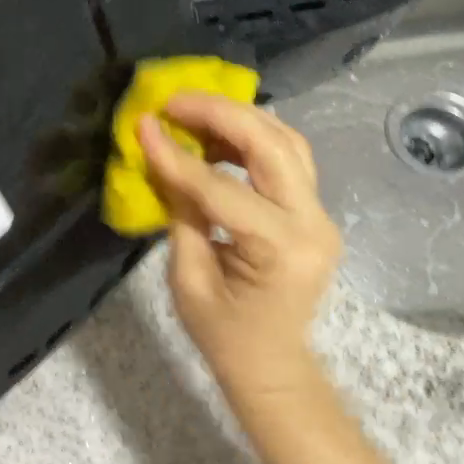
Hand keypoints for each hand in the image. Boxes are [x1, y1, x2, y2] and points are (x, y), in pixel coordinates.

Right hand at [137, 95, 340, 393]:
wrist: (272, 363)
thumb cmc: (223, 334)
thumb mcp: (187, 279)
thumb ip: (180, 212)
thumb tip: (161, 156)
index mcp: (280, 249)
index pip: (222, 188)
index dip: (177, 156)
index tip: (144, 124)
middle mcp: (313, 224)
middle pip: (273, 146)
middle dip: (221, 114)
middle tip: (173, 101)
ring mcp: (320, 215)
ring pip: (288, 142)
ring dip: (240, 118)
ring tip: (192, 110)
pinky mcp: (313, 210)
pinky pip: (288, 159)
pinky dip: (252, 137)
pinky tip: (217, 133)